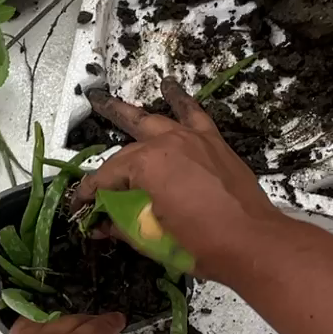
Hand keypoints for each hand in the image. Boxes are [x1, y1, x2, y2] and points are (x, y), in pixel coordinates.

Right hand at [72, 77, 290, 282]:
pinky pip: (193, 114)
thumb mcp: (151, 239)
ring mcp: (192, 139)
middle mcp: (166, 143)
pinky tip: (170, 88)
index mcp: (146, 166)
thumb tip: (101, 225)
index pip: (106, 177)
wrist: (253, 243)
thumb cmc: (201, 245)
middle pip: (125, 150)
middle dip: (103, 164)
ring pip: (153, 120)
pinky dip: (180, 101)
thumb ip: (121, 226)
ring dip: (129, 113)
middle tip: (83, 171)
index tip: (79, 209)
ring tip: (106, 101)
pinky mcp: (212, 143)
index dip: (88, 195)